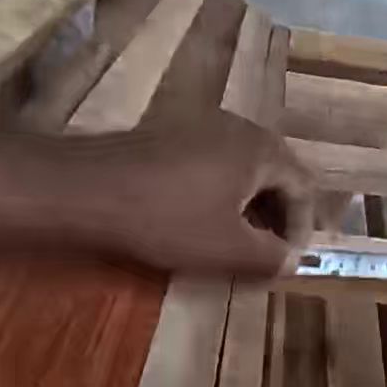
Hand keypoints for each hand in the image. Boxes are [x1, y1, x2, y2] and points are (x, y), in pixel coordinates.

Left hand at [50, 112, 315, 276]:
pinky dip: (224, 191)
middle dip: (279, 216)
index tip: (287, 260)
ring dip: (252, 205)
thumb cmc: (167, 218)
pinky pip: (217, 162)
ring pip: (246, 169)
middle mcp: (240, 128)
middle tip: (268, 250)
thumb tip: (292, 261)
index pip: (304, 187)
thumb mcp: (228, 248)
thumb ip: (271, 257)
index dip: (302, 228)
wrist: (82, 188)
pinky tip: (205, 216)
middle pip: (278, 174)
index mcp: (262, 150)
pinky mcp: (174, 133)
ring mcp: (204, 125)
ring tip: (239, 238)